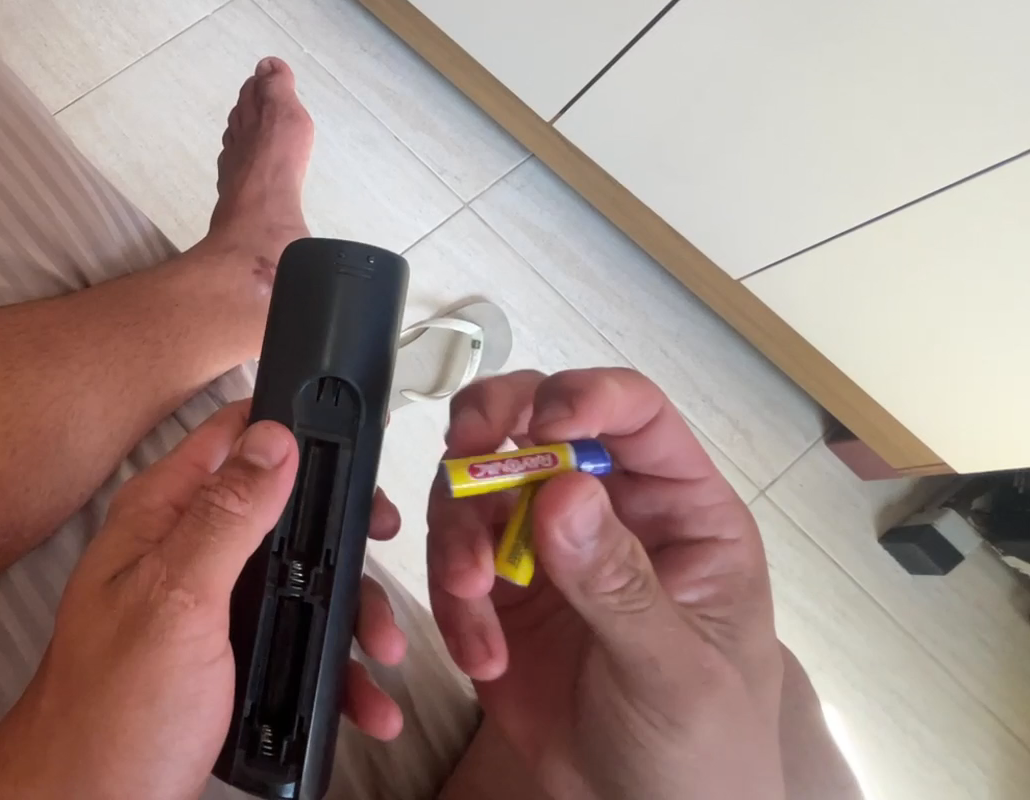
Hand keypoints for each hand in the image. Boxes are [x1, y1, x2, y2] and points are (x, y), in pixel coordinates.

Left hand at [0, 400, 405, 799]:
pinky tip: (359, 694)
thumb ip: (224, 516)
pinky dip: (328, 661)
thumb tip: (272, 440)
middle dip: (334, 530)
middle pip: (275, 506)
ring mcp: (203, 600)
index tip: (347, 438)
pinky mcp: (222, 652)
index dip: (285, 425)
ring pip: (292, 574)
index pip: (227, 435)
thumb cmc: (112, 708)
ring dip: (345, 606)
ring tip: (380, 647)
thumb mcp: (178, 598)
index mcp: (161, 514)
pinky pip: (287, 636)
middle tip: (378, 544)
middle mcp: (182, 546)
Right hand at [427, 369, 784, 799]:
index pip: (632, 412)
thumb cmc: (698, 749)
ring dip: (459, 534)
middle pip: (529, 416)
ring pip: (471, 479)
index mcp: (674, 508)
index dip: (584, 397)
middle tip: (461, 454)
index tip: (539, 427)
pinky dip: (450, 591)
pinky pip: (448, 547)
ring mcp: (536, 533)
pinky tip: (481, 651)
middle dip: (486, 427)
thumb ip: (620, 583)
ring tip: (474, 599)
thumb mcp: (675, 673)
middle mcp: (599, 502)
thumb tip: (568, 488)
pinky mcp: (488, 571)